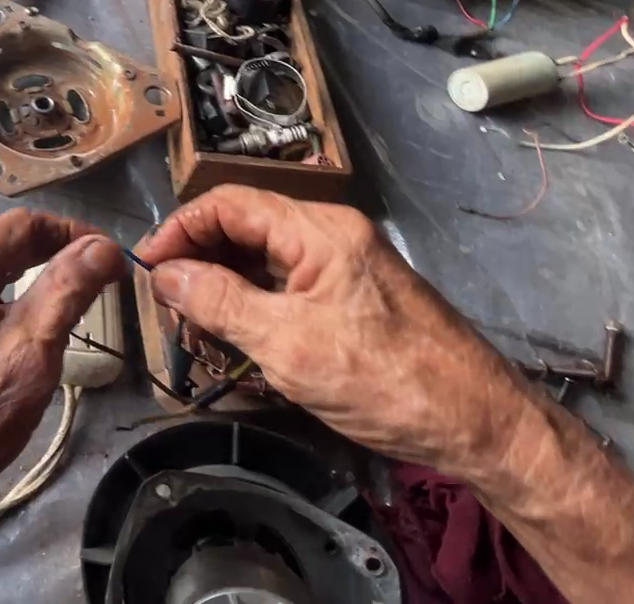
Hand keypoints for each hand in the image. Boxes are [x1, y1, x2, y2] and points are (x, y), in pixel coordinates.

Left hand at [0, 207, 123, 523]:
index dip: (72, 231)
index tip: (113, 254)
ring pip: (1, 268)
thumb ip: (68, 288)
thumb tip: (103, 244)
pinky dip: (23, 295)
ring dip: (44, 273)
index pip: (22, 224)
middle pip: (10, 242)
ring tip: (86, 292)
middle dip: (60, 251)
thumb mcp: (33, 347)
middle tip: (106, 274)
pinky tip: (47, 315)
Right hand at [138, 185, 533, 477]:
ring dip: (220, 286)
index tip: (146, 265)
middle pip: (241, 227)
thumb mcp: (287, 344)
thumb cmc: (386, 380)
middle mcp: (328, 234)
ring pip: (259, 257)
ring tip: (194, 326)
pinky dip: (250, 303)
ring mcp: (341, 264)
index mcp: (318, 229)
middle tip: (167, 304)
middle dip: (197, 260)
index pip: (227, 203)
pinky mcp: (348, 294)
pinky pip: (283, 282)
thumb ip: (218, 301)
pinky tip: (233, 334)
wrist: (487, 429)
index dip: (180, 228)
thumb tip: (163, 273)